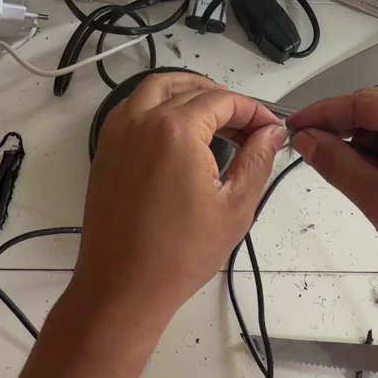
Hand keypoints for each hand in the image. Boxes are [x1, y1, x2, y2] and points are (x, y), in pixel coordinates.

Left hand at [74, 72, 285, 325]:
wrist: (122, 289)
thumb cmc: (177, 255)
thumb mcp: (234, 207)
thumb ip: (257, 159)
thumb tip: (271, 133)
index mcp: (176, 130)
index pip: (223, 101)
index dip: (253, 111)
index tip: (270, 129)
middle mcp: (142, 120)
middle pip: (190, 89)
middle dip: (224, 100)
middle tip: (247, 124)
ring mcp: (118, 133)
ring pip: (156, 88)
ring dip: (188, 91)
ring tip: (215, 115)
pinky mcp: (106, 149)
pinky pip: (132, 107)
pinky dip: (157, 104)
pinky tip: (177, 129)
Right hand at [286, 88, 377, 295]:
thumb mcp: (376, 197)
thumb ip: (336, 162)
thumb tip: (306, 138)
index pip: (360, 102)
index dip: (322, 113)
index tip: (295, 125)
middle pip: (375, 113)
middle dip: (343, 133)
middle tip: (312, 154)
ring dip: (365, 150)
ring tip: (355, 183)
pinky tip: (375, 184)